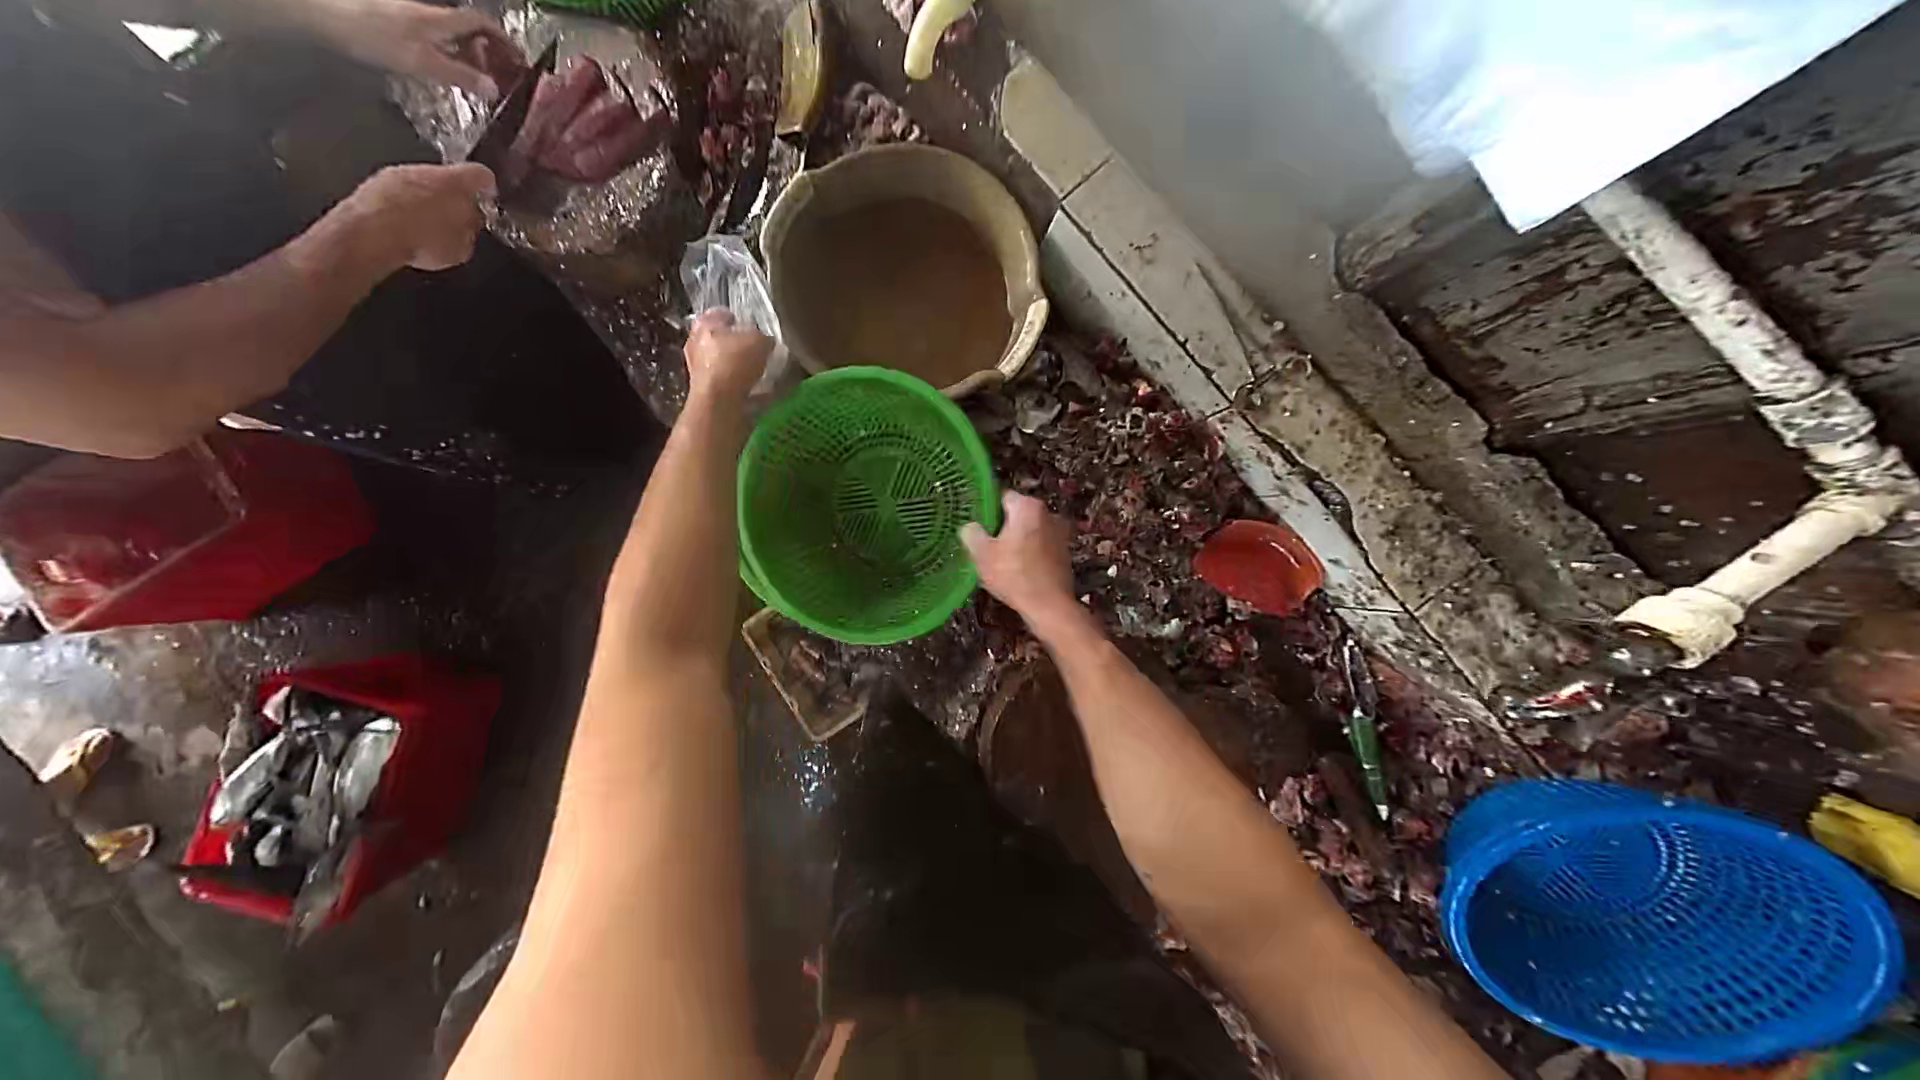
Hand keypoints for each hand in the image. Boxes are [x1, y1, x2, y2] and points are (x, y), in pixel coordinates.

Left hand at [306, 0, 523, 99]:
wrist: (320, 14)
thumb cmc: (373, 35)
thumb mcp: (422, 61)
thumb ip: (459, 75)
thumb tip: (493, 88)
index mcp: (439, 20)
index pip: (480, 23)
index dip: (502, 38)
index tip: (518, 58)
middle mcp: (426, 14)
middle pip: (466, 28)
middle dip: (487, 49)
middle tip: (498, 74)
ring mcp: (407, 17)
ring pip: (448, 34)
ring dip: (466, 53)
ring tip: (474, 77)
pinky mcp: (392, 24)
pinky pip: (431, 39)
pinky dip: (446, 53)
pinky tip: (442, 68)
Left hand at [340, 163, 495, 271]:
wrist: (372, 236)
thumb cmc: (422, 239)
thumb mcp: (464, 246)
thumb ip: (470, 230)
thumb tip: (469, 225)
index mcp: (455, 182)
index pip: (480, 174)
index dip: (487, 186)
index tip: (489, 195)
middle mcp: (424, 171)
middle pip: (446, 178)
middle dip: (453, 197)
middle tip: (458, 219)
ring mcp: (395, 174)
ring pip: (420, 185)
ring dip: (427, 202)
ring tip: (430, 229)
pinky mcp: (373, 184)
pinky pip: (397, 194)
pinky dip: (404, 208)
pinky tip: (407, 230)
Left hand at [684, 310, 772, 401]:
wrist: (719, 402)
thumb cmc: (735, 363)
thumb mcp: (760, 342)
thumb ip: (764, 337)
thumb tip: (765, 342)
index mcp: (705, 322)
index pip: (723, 313)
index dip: (741, 320)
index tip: (755, 329)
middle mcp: (695, 342)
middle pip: (720, 338)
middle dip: (737, 344)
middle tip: (758, 351)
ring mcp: (696, 367)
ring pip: (721, 361)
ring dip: (737, 365)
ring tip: (758, 372)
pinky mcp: (703, 389)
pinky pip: (724, 381)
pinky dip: (736, 384)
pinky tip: (752, 389)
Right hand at [960, 492, 1079, 627]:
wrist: (1049, 606)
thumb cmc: (1014, 575)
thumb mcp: (982, 554)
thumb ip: (971, 533)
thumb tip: (970, 526)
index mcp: (1027, 506)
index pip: (1001, 497)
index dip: (985, 511)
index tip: (975, 527)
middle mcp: (1048, 513)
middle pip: (1016, 514)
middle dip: (1000, 527)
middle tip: (984, 546)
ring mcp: (1060, 533)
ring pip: (1028, 531)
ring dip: (1015, 542)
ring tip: (1000, 562)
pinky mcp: (1064, 553)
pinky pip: (1039, 547)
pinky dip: (1029, 554)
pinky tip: (1017, 571)